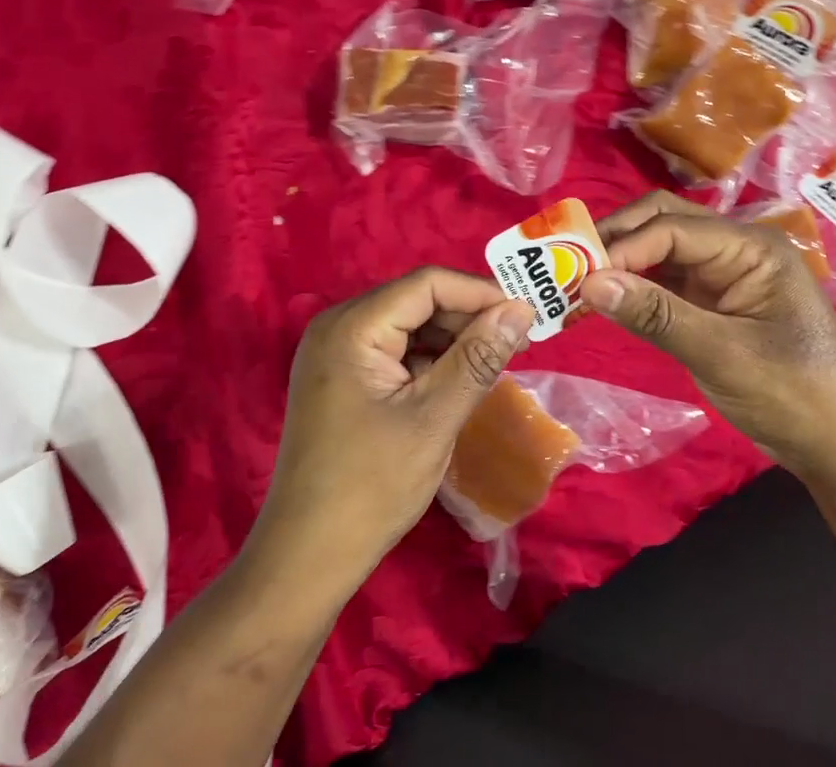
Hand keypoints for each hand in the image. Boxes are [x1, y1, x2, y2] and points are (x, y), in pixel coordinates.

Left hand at [250, 268, 534, 594]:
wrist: (309, 551)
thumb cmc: (372, 484)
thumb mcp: (434, 418)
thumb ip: (478, 358)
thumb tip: (520, 309)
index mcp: (351, 328)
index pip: (426, 284)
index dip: (480, 293)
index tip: (527, 318)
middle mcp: (336, 328)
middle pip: (414, 301)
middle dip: (468, 318)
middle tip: (518, 346)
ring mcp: (334, 355)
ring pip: (406, 327)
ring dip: (451, 341)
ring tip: (494, 367)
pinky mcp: (339, 380)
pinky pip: (392, 353)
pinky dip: (428, 362)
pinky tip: (457, 385)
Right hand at [577, 191, 835, 476]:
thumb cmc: (794, 395)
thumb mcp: (722, 354)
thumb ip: (656, 315)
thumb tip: (589, 284)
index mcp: (751, 248)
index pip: (672, 228)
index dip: (622, 247)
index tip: (579, 279)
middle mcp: (735, 250)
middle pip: (662, 224)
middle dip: (614, 242)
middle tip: (566, 268)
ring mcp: (722, 277)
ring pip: (657, 253)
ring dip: (617, 265)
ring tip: (572, 285)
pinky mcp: (711, 304)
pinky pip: (662, 285)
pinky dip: (630, 291)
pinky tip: (599, 304)